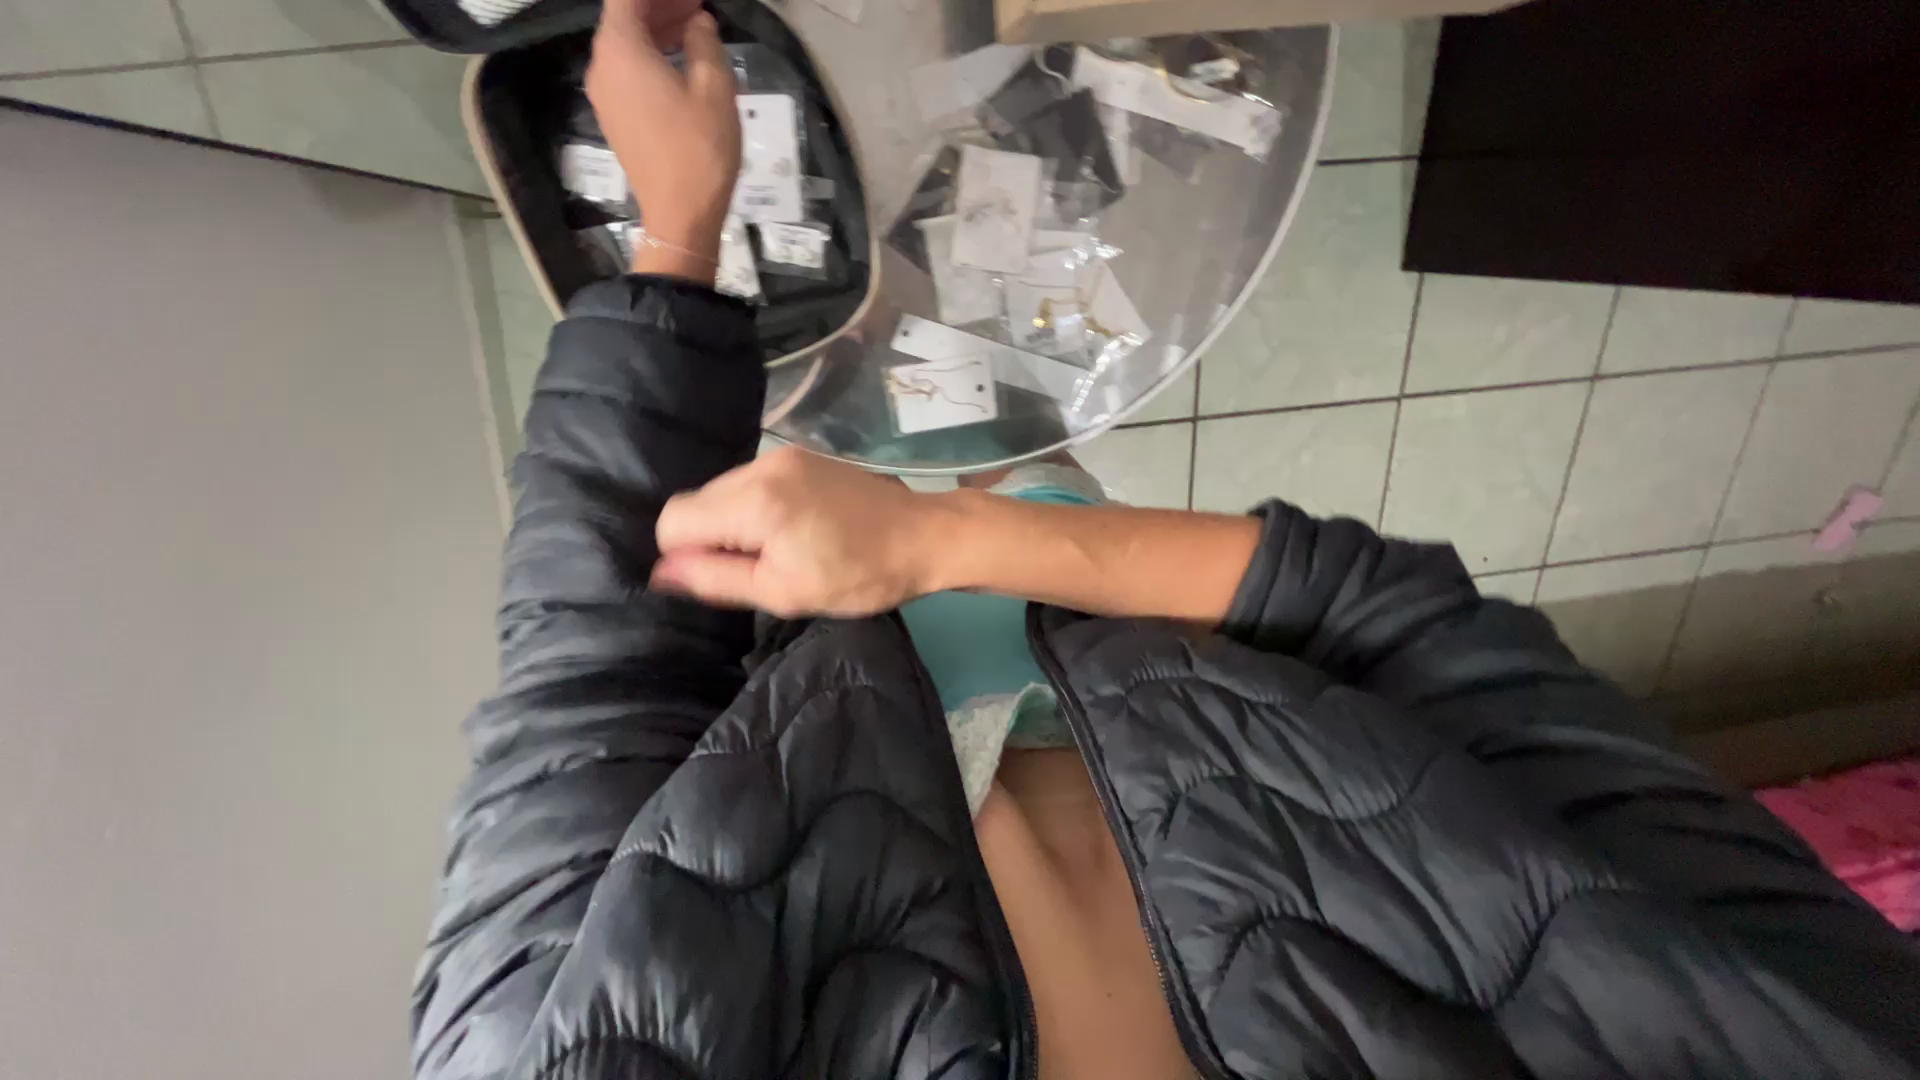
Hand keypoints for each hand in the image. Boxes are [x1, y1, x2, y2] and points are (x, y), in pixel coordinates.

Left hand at [586, 0, 739, 278]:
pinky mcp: (616, 120)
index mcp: (621, 49)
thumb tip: (699, 24)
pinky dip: (651, 59)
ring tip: (695, 31)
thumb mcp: (715, 90)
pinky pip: (628, 73)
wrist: (679, 215)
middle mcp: (602, 66)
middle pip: (624, 18)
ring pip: (626, 46)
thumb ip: (705, 44)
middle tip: (697, 5)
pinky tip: (681, 66)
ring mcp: (606, 96)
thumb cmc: (700, 150)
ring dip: (657, 32)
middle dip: (659, 6)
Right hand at [653, 448, 953, 616]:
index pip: (674, 519)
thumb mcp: (784, 590)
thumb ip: (716, 578)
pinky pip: (755, 482)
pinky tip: (796, 528)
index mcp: (754, 500)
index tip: (724, 575)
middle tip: (762, 566)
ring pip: (726, 491)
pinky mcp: (803, 455)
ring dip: (737, 523)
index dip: (685, 554)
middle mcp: (762, 466)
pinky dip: (760, 507)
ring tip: (784, 548)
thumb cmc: (859, 574)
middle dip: (713, 538)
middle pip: (699, 501)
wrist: (925, 536)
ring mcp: (784, 455)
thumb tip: (662, 571)